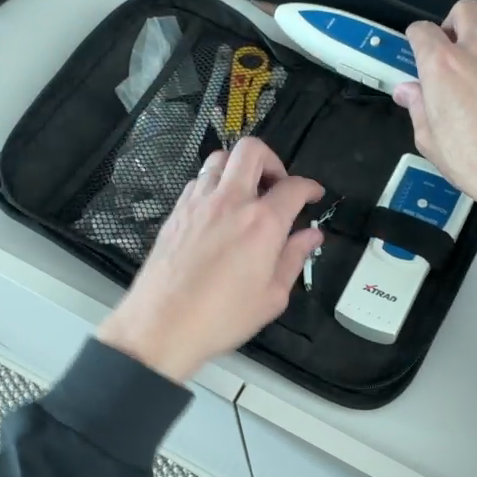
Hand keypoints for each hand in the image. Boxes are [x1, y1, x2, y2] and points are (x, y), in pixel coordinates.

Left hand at [96, 138, 324, 381]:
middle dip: (272, 160)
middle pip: (252, 151)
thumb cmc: (221, 317)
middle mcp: (230, 202)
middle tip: (278, 184)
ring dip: (238, 168)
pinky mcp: (176, 212)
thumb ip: (294, 258)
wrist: (162, 326)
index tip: (313, 195)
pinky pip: (198, 181)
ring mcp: (199, 203)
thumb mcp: (272, 296)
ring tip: (246, 193)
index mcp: (262, 223)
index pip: (293, 187)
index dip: (310, 187)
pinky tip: (218, 210)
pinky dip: (214, 185)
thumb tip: (311, 236)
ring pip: (220, 158)